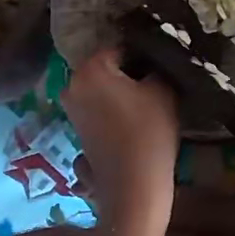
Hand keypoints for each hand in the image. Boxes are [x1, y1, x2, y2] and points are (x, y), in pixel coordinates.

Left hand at [62, 49, 178, 225]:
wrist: (133, 187)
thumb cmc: (148, 132)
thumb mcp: (163, 90)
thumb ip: (155, 68)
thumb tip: (151, 64)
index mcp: (89, 69)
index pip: (120, 49)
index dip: (143, 58)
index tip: (160, 71)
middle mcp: (72, 86)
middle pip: (107, 69)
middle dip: (129, 74)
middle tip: (156, 87)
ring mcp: (71, 111)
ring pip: (103, 90)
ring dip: (122, 94)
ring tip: (148, 106)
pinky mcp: (78, 132)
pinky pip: (99, 109)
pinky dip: (114, 111)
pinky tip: (135, 124)